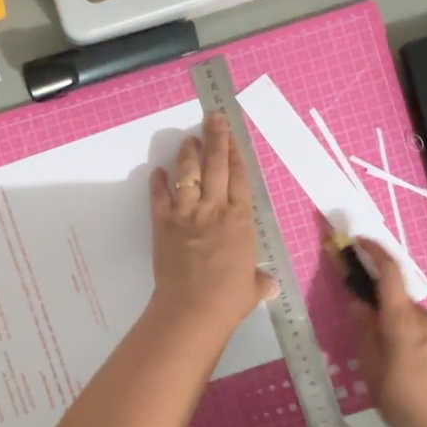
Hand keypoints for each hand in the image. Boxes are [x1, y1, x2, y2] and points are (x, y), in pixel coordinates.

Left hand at [147, 112, 275, 333]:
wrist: (193, 308)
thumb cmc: (229, 299)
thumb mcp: (252, 289)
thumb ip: (260, 282)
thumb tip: (269, 286)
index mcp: (241, 221)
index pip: (240, 179)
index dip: (236, 155)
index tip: (233, 136)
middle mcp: (215, 209)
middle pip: (216, 166)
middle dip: (215, 139)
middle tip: (213, 118)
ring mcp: (187, 214)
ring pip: (188, 175)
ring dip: (188, 155)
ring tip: (188, 140)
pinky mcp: (163, 224)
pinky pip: (160, 197)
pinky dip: (157, 183)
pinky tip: (157, 171)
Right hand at [349, 238, 426, 426]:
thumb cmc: (409, 408)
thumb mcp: (374, 375)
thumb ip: (365, 335)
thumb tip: (357, 304)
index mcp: (403, 324)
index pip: (390, 275)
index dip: (374, 252)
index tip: (359, 242)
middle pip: (399, 304)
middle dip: (381, 312)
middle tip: (367, 339)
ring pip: (416, 323)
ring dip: (400, 333)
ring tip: (393, 368)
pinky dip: (418, 345)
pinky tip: (416, 375)